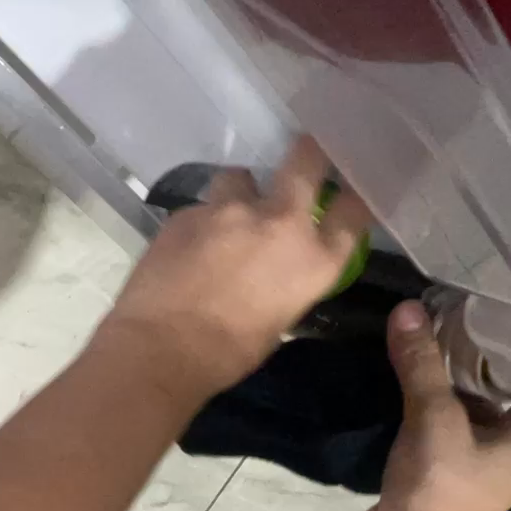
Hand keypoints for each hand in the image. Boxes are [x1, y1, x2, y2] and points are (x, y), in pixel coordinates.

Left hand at [94, 136, 372, 399]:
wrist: (158, 349)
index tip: (342, 198)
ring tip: (225, 217)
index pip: (352, 210)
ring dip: (238, 192)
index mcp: (313, 260)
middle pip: (305, 162)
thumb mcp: (276, 325)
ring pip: (240, 177)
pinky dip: (198, 223)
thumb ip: (285, 287)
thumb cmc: (224, 355)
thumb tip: (274, 279)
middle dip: (307, 155)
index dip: (349, 199)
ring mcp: (228, 212)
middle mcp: (279, 222)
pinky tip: (184, 248)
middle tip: (302, 158)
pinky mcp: (185, 215)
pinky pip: (199, 209)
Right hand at [358, 301, 510, 510]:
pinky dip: (433, 394)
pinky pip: (445, 417)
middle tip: (481, 303)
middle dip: (495, 352)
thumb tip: (407, 309)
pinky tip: (416, 370)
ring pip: (475, 402)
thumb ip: (421, 365)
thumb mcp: (433, 417)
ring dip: (459, 373)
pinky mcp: (442, 463)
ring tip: (445, 325)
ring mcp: (478, 455)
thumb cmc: (443, 486)